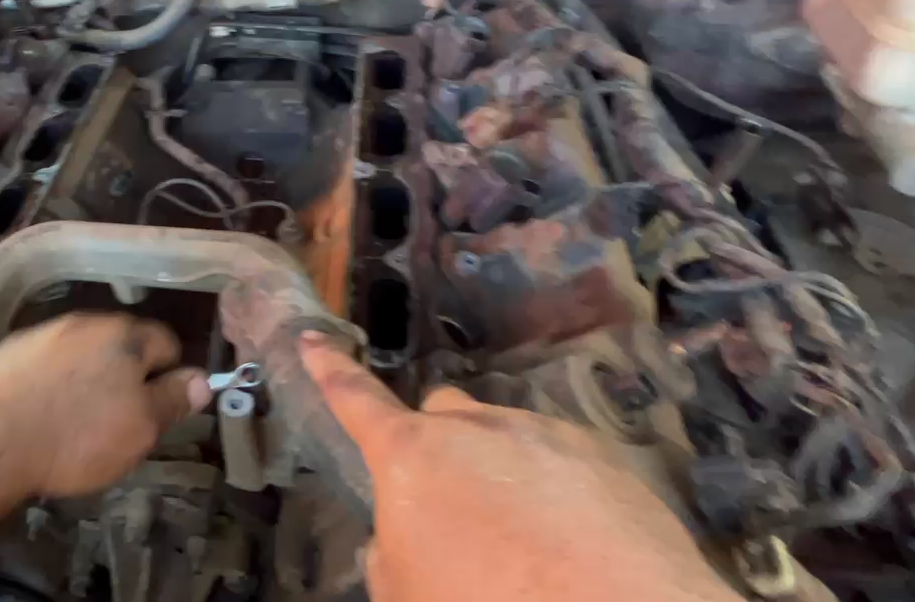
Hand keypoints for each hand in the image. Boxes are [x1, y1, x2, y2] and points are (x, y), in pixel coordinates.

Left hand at [0, 314, 209, 496]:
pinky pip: (48, 360)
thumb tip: (202, 380)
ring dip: (88, 375)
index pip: (166, 343)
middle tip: (118, 418)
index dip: (169, 376)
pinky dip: (53, 379)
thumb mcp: (139, 428)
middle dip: (127, 374)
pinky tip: (42, 410)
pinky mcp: (13, 348)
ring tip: (76, 417)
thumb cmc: (76, 436)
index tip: (157, 409)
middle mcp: (88, 322)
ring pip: (84, 351)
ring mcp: (47, 331)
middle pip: (123, 344)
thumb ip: (173, 400)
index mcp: (126, 336)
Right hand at [299, 334, 738, 601]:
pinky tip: (582, 548)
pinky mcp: (601, 456)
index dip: (329, 369)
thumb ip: (389, 557)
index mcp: (410, 455)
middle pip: (440, 412)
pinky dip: (560, 491)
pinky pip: (562, 461)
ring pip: (505, 438)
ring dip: (504, 472)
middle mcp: (472, 427)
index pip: (354, 398)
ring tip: (533, 543)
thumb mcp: (406, 596)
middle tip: (458, 510)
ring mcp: (540, 433)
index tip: (312, 338)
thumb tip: (398, 540)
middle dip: (440, 446)